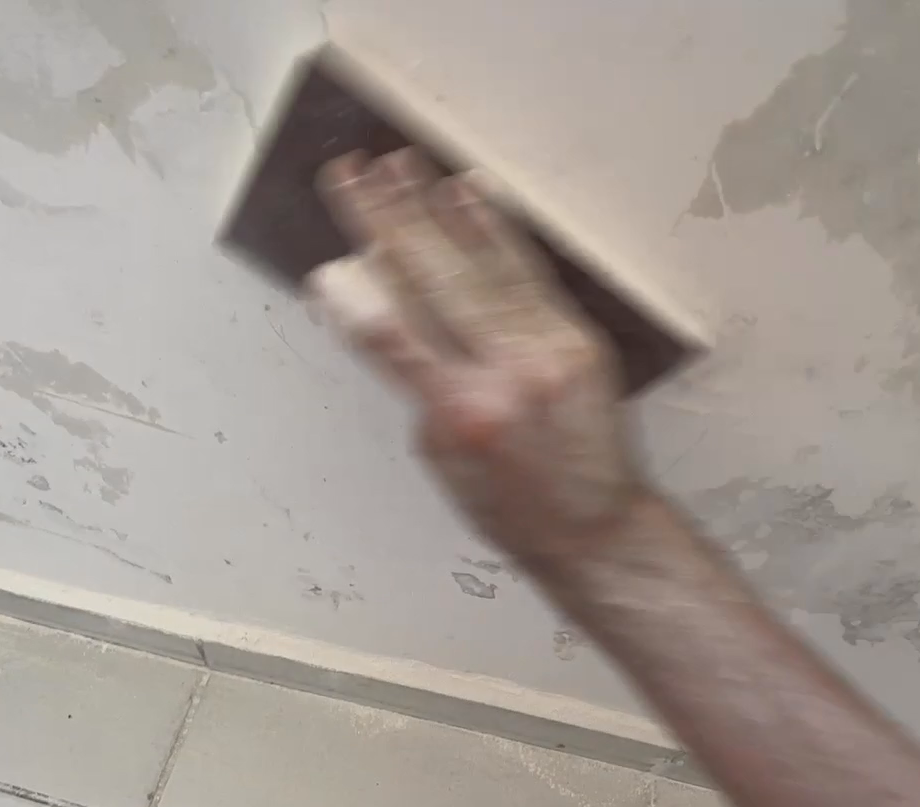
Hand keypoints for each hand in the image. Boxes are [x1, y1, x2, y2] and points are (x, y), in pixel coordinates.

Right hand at [311, 149, 650, 574]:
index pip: (393, 337)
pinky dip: (499, 231)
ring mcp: (546, 348)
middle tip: (353, 174)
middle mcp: (503, 373)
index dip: (355, 294)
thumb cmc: (509, 508)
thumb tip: (391, 325)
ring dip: (436, 211)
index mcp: (460, 414)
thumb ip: (418, 388)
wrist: (594, 528)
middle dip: (388, 222)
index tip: (325, 261)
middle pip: (433, 282)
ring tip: (401, 164)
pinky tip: (472, 193)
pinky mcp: (577, 337)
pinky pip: (529, 274)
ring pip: (480, 266)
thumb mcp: (444, 460)